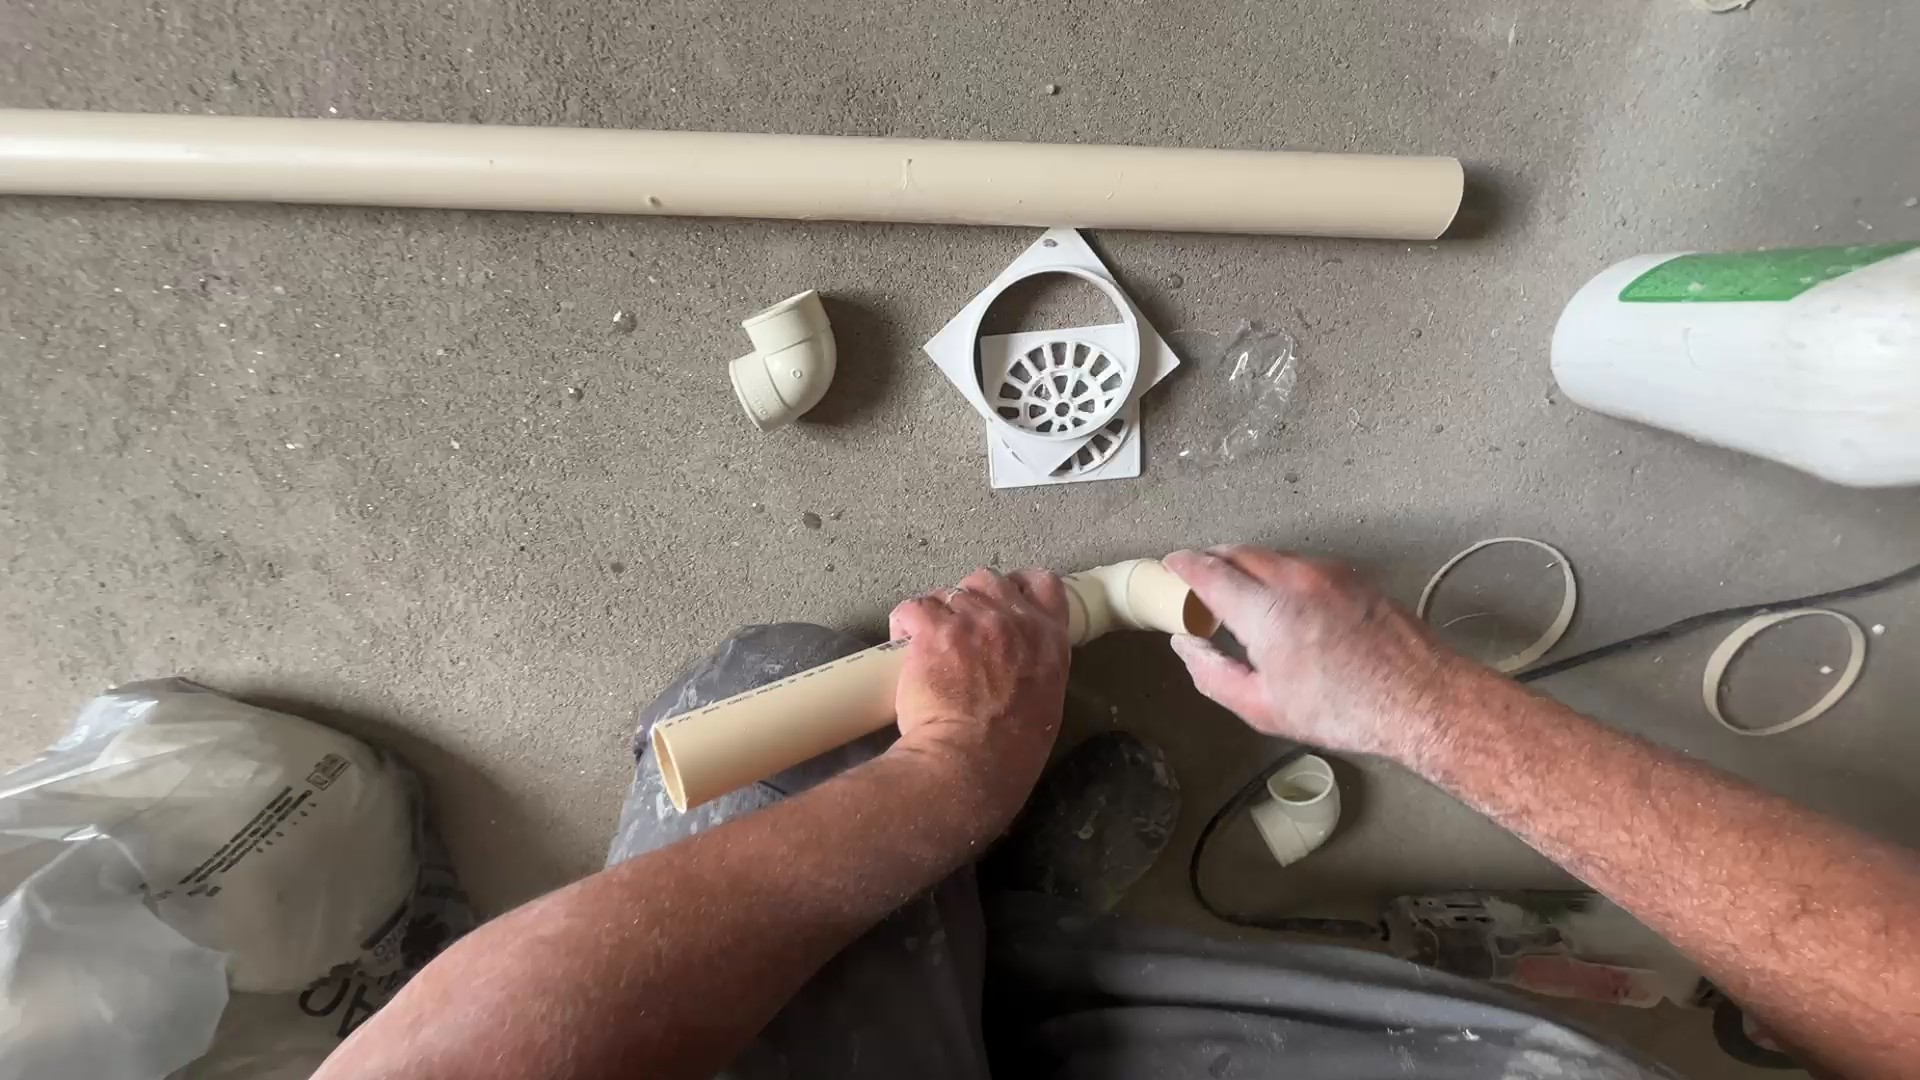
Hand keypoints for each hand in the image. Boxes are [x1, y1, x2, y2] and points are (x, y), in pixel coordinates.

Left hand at [887, 568, 1071, 828]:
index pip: (1042, 584)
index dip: (1017, 586)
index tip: (1001, 600)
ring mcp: (973, 621)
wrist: (970, 761)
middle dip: (970, 598)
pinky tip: (904, 648)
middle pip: (987, 580)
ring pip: (947, 593)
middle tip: (957, 628)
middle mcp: (1013, 620)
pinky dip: (904, 625)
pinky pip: (912, 608)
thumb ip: (1034, 664)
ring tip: (928, 645)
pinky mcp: (934, 629)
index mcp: (1048, 638)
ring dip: (936, 614)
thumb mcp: (1046, 699)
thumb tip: (1012, 656)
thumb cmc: (1010, 748)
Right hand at [1165, 546, 1480, 762]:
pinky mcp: (1349, 576)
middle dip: (1209, 561)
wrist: (1424, 700)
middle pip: (1235, 551)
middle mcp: (1294, 579)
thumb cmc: (1344, 710)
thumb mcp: (1261, 707)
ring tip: (1238, 594)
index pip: (1208, 570)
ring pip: (1267, 555)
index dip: (1181, 565)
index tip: (1169, 566)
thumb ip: (1211, 673)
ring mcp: (1325, 572)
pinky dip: (1274, 572)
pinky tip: (1279, 601)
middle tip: (1197, 582)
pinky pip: (1297, 563)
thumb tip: (1185, 646)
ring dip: (1243, 565)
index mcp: (1266, 611)